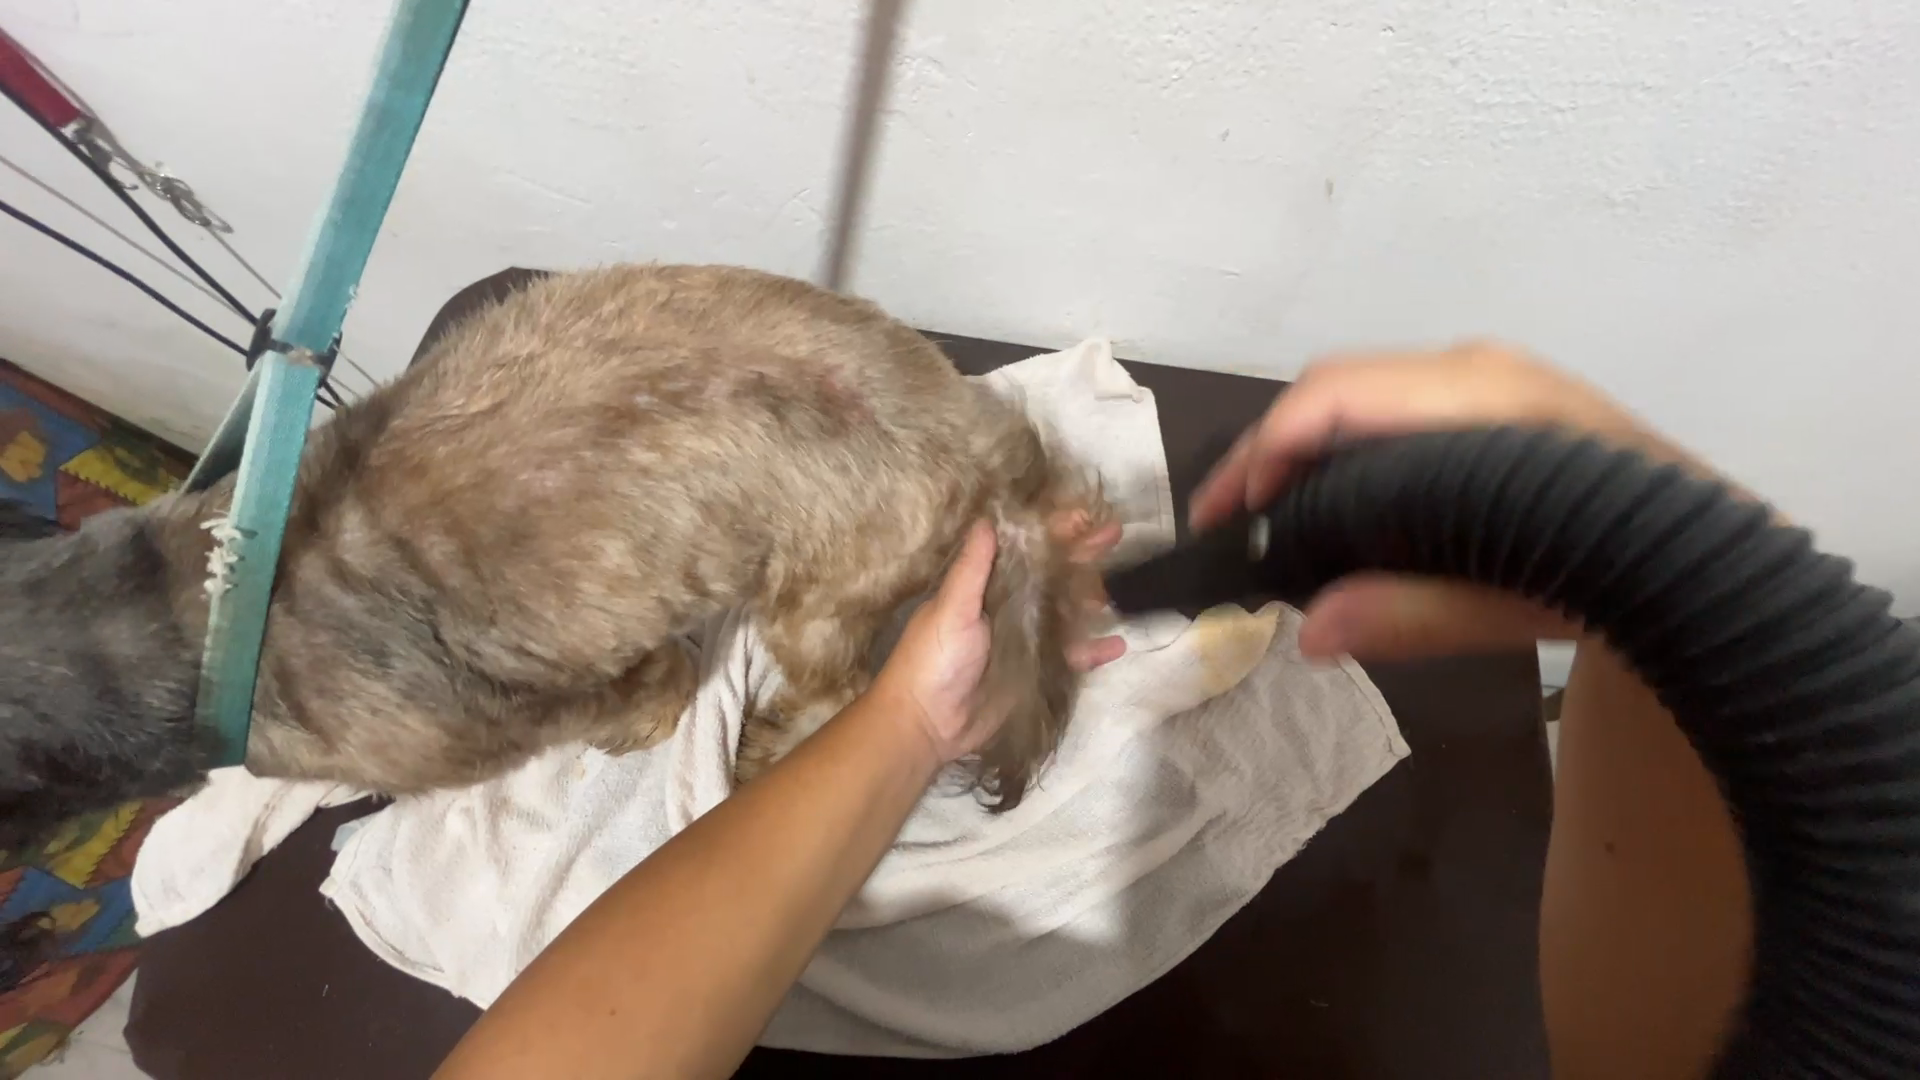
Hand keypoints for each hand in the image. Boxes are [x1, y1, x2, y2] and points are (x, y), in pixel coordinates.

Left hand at [873, 515, 1125, 767]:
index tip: (1083, 515)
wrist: (926, 723)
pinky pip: (1070, 656)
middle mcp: (1009, 606)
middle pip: (1052, 574)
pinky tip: (1117, 645)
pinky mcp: (1036, 672)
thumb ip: (972, 568)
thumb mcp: (951, 608)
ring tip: (1113, 593)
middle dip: (1082, 554)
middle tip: (1113, 533)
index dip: (1053, 530)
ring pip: (1067, 611)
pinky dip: (1092, 651)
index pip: (1024, 549)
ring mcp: (1025, 639)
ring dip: (1090, 598)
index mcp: (985, 585)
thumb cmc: (932, 658)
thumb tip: (987, 520)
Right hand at [1188, 342, 1688, 661]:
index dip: (1269, 447)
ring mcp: (1466, 376)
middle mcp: (1471, 370)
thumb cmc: (1623, 568)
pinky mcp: (1458, 397)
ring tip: (1247, 513)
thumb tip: (1306, 634)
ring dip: (1281, 451)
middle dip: (1258, 452)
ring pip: (1337, 394)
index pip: (1341, 395)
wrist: (1698, 546)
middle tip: (1218, 521)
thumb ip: (1420, 616)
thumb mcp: (1524, 604)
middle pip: (1326, 387)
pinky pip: (1361, 407)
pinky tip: (1301, 497)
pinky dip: (1315, 449)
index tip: (1228, 516)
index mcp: (1490, 402)